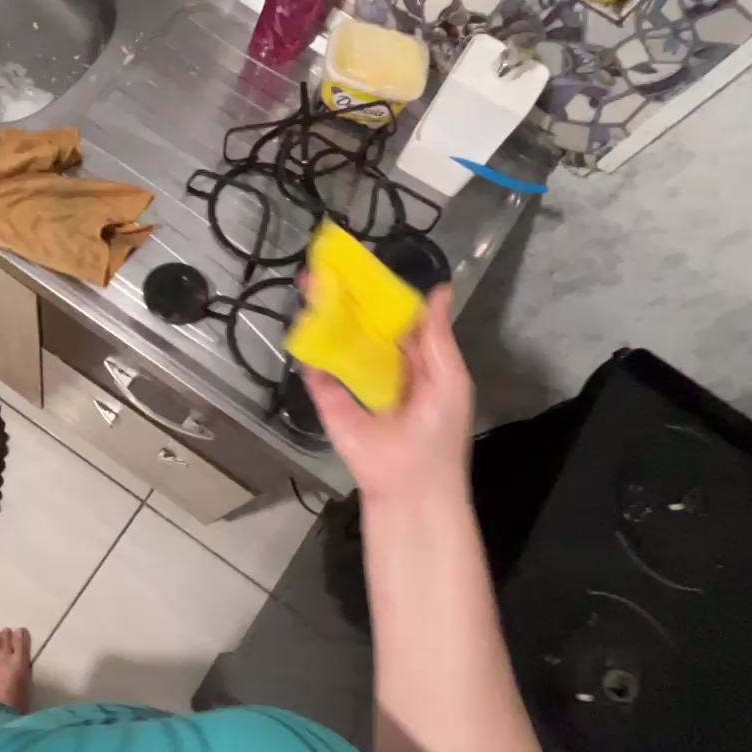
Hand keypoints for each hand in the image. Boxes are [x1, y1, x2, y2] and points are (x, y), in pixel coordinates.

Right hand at [302, 284, 473, 505]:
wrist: (410, 483)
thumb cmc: (438, 430)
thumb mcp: (450, 378)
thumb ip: (438, 337)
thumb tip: (440, 290)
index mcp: (416, 361)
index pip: (396, 321)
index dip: (381, 295)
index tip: (364, 269)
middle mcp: (383, 368)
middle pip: (361, 327)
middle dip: (345, 300)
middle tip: (327, 269)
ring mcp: (353, 384)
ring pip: (336, 343)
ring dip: (323, 317)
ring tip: (308, 285)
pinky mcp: (330, 403)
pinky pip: (317, 373)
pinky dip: (308, 352)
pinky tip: (301, 324)